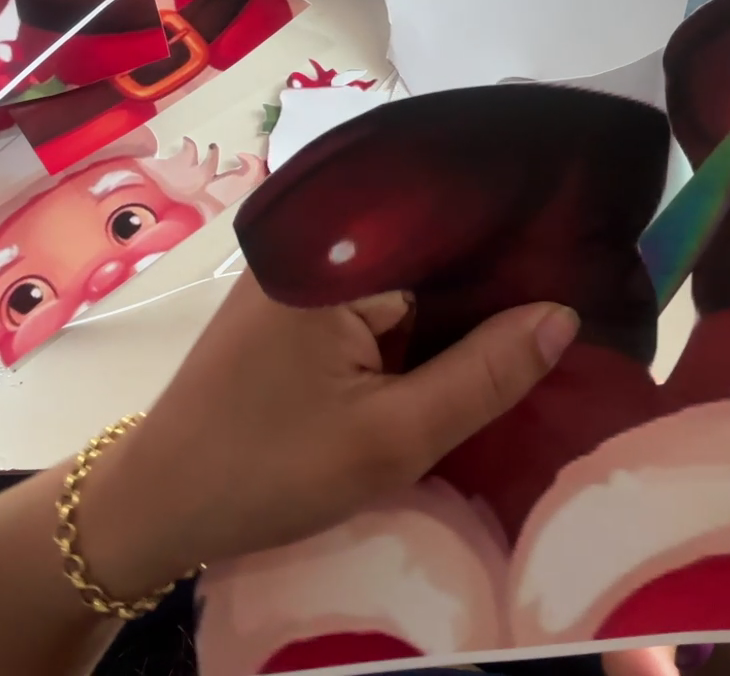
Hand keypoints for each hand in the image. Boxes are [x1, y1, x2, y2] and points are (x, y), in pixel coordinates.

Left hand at [74, 271, 578, 599]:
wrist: (161, 502)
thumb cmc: (269, 471)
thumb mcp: (391, 437)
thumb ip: (481, 376)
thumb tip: (561, 316)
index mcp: (331, 255)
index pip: (441, 227)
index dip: (507, 247)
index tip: (568, 265)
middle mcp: (310, 241)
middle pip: (419, 246)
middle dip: (479, 279)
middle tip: (553, 303)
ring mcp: (295, 269)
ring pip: (396, 273)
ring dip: (442, 303)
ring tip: (515, 320)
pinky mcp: (289, 299)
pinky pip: (366, 293)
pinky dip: (405, 317)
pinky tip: (445, 340)